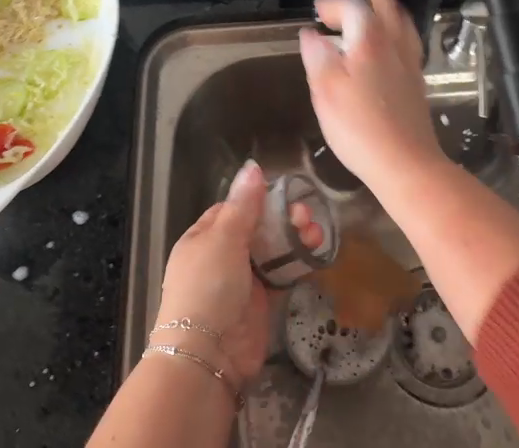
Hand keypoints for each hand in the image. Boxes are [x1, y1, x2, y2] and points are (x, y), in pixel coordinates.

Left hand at [153, 160, 320, 383]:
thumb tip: (253, 165)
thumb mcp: (224, 238)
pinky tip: (316, 251)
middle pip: (257, 227)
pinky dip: (299, 262)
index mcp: (203, 237)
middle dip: (282, 217)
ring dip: (294, 238)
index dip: (256, 198)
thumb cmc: (209, 286)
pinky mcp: (262, 301)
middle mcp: (221, 256)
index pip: (231, 208)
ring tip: (316, 231)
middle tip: (306, 213)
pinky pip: (283, 274)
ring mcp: (242, 280)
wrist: (209, 353)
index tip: (283, 190)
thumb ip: (243, 204)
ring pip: (273, 250)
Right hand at [299, 0, 446, 193]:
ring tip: (384, 2)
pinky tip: (393, 43)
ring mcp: (409, 65)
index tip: (316, 10)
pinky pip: (409, 44)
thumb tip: (311, 34)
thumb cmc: (359, 126)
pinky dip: (399, 32)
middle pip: (387, 8)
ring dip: (391, 8)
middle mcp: (393, 46)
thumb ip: (317, 57)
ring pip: (402, 25)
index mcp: (368, 41)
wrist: (405, 163)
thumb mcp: (325, 90)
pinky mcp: (416, 84)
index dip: (334, 4)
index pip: (352, 8)